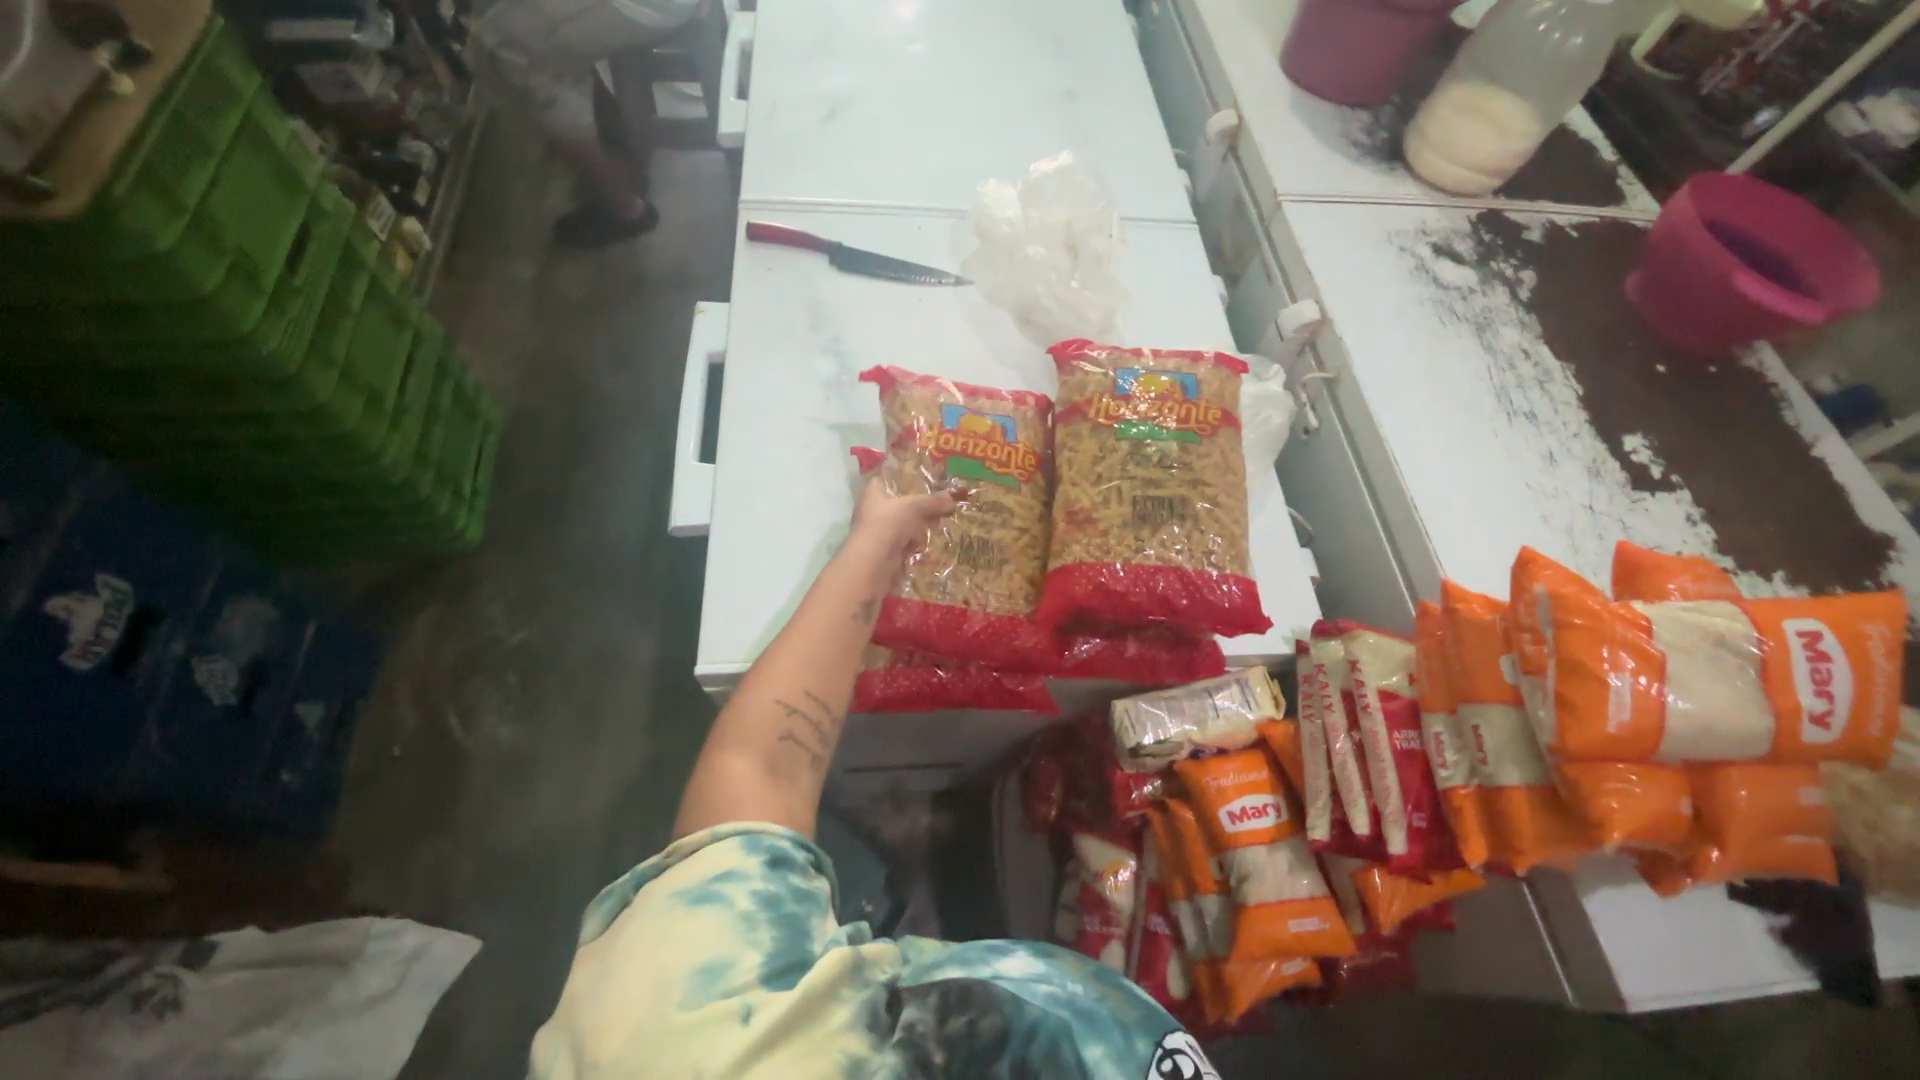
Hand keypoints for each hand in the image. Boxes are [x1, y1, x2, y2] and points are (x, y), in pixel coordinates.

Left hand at [847, 477, 960, 563]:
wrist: (873, 564)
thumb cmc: (887, 524)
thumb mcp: (914, 506)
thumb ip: (932, 501)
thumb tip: (952, 499)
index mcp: (872, 494)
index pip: (884, 480)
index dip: (900, 478)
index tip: (920, 479)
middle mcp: (872, 512)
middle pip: (897, 504)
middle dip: (917, 505)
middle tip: (939, 503)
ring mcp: (878, 533)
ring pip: (902, 525)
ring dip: (918, 526)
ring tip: (940, 522)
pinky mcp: (886, 552)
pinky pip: (905, 544)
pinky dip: (916, 544)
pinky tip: (932, 542)